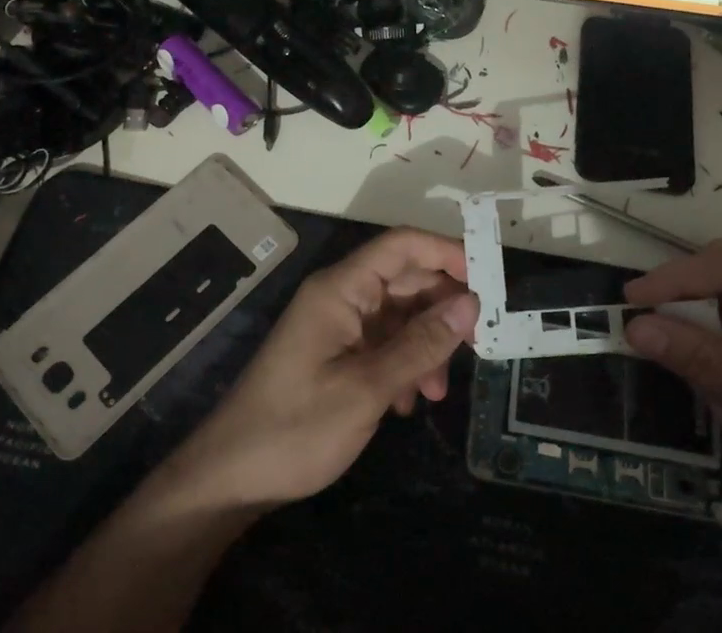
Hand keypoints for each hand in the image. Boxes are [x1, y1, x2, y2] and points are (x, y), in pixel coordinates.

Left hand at [162, 228, 477, 510]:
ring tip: (435, 393)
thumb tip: (470, 303)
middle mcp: (339, 297)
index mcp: (340, 289)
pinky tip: (409, 402)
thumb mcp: (367, 388)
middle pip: (405, 279)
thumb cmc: (296, 428)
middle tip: (476, 345)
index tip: (488, 282)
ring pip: (399, 315)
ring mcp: (337, 326)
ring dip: (426, 345)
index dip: (446, 252)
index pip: (401, 245)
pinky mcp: (336, 355)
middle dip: (443, 309)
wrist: (233, 477)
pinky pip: (383, 344)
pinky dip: (404, 365)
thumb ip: (421, 344)